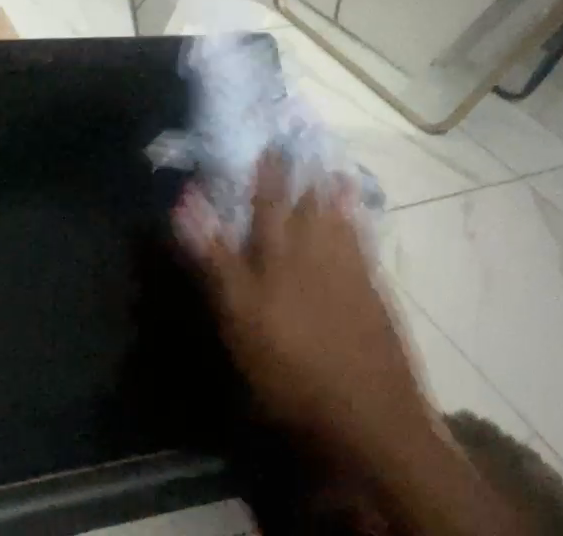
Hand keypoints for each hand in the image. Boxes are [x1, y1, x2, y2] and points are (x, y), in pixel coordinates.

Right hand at [173, 154, 432, 462]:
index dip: (264, 174)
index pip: (267, 204)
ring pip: (340, 223)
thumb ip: (213, 256)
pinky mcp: (376, 300)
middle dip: (302, 177)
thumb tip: (186, 198)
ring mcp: (352, 276)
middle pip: (308, 207)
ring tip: (331, 170)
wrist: (371, 418)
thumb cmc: (290, 367)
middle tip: (302, 146)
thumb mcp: (237, 314)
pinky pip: (364, 247)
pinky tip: (358, 220)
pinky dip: (359, 226)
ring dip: (333, 195)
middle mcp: (317, 254)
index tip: (265, 143)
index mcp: (278, 256)